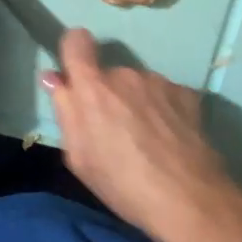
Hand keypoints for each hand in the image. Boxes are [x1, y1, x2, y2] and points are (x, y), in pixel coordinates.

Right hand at [47, 29, 241, 241]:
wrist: (187, 199)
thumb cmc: (121, 183)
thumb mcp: (79, 156)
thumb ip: (65, 110)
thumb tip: (54, 78)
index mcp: (92, 88)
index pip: (75, 41)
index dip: (74, 51)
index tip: (77, 73)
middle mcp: (125, 74)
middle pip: (109, 74)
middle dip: (108, 94)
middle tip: (116, 131)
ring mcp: (159, 82)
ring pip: (138, 85)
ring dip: (138, 102)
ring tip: (148, 139)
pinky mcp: (187, 93)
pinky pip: (165, 95)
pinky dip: (164, 110)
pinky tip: (170, 139)